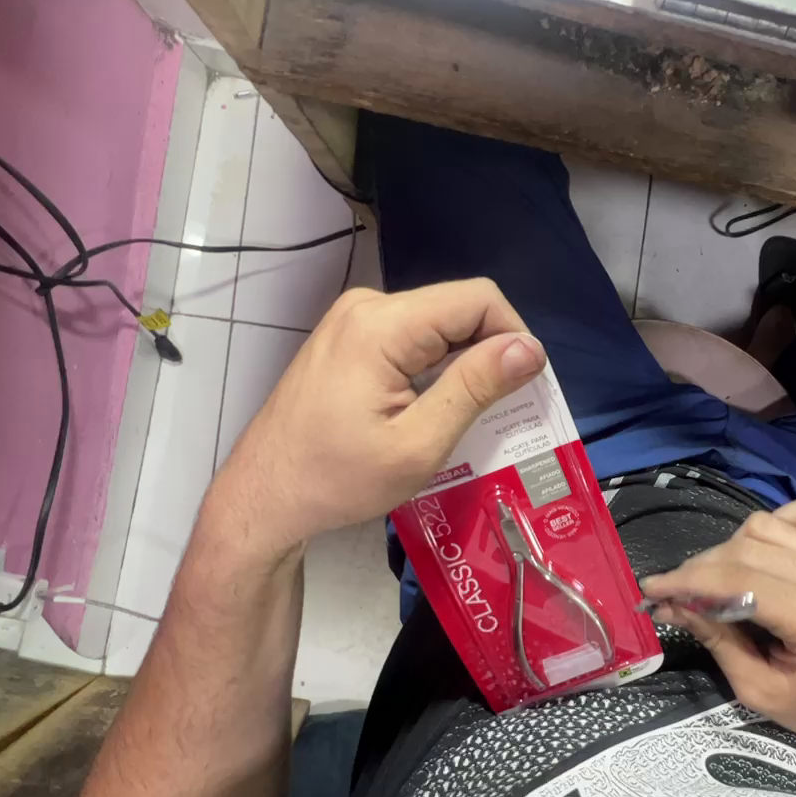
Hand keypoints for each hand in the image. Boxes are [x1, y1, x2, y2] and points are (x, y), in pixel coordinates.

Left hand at [201, 279, 545, 562]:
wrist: (265, 497)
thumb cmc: (339, 480)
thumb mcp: (418, 444)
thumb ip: (474, 388)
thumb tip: (530, 348)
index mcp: (383, 325)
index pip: (478, 299)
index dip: (513, 336)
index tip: (522, 389)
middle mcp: (368, 306)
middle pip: (458, 307)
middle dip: (490, 352)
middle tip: (499, 411)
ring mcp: (354, 319)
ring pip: (439, 323)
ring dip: (464, 363)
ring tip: (468, 416)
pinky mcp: (350, 338)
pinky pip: (413, 337)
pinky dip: (437, 367)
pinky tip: (436, 409)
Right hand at [641, 497, 795, 759]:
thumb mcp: (761, 690)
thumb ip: (717, 640)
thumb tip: (671, 604)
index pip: (739, 581)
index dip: (688, 580)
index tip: (652, 590)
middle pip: (746, 549)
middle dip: (700, 569)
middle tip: (678, 595)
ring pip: (764, 525)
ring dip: (730, 550)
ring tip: (718, 583)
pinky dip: (772, 526)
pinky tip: (761, 554)